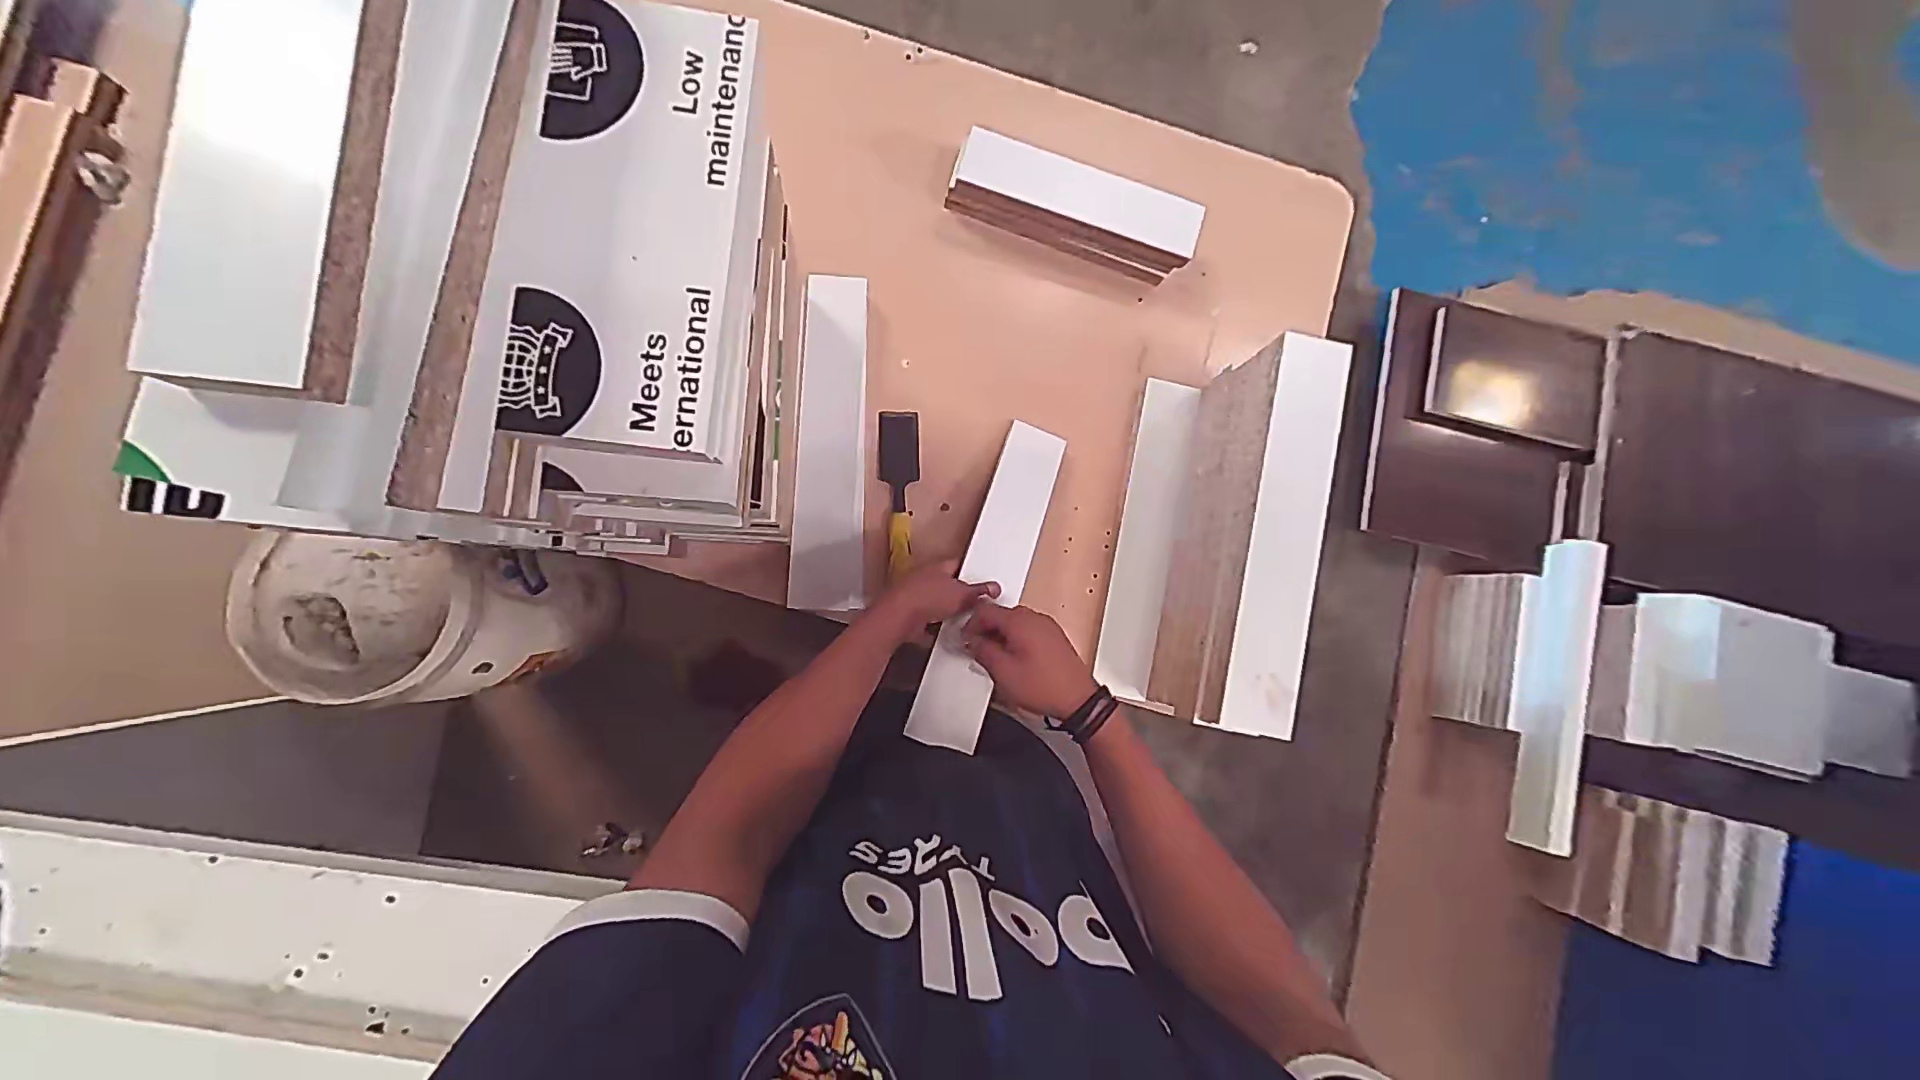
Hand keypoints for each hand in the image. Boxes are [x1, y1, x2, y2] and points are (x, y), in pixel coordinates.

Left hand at [867, 559, 999, 640]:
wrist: (899, 617)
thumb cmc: (923, 598)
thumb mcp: (962, 595)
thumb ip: (979, 592)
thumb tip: (991, 589)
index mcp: (937, 566)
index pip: (959, 565)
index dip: (971, 574)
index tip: (982, 583)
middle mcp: (923, 578)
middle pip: (947, 585)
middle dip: (959, 597)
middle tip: (971, 605)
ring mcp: (914, 596)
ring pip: (936, 604)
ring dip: (945, 613)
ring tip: (956, 621)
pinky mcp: (908, 614)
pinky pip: (926, 620)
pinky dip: (933, 627)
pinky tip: (940, 632)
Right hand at [961, 604, 1098, 717]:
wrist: (1078, 701)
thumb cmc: (1047, 687)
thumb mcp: (1003, 671)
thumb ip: (983, 651)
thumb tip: (973, 642)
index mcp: (1020, 621)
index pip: (986, 610)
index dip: (970, 624)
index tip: (965, 638)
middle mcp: (1035, 618)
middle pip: (1001, 615)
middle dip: (986, 630)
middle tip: (976, 648)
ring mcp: (1047, 627)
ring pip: (1015, 623)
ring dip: (1001, 636)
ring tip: (995, 658)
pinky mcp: (1055, 638)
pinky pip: (1029, 631)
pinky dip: (1017, 640)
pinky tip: (1014, 660)